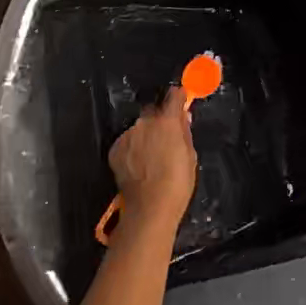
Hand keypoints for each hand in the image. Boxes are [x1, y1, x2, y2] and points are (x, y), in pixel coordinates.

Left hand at [108, 85, 197, 229]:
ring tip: (150, 156)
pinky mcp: (115, 149)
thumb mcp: (190, 155)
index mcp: (167, 121)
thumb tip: (183, 116)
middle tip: (166, 137)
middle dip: (160, 119)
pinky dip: (133, 148)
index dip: (178, 97)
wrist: (150, 208)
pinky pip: (127, 142)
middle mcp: (144, 122)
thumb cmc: (178, 182)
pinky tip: (138, 164)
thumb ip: (185, 132)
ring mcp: (127, 135)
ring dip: (145, 135)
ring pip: (139, 128)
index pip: (173, 96)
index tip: (181, 99)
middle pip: (153, 112)